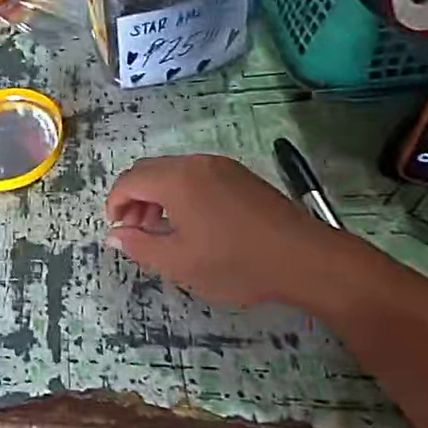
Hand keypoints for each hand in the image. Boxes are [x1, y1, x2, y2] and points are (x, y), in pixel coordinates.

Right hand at [103, 154, 360, 307]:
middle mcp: (195, 163)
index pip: (127, 182)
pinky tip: (192, 222)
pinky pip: (195, 176)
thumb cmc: (238, 263)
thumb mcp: (180, 263)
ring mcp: (221, 167)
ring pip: (171, 172)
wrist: (312, 262)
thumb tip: (115, 235)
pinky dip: (180, 192)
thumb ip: (139, 246)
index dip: (114, 205)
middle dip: (133, 198)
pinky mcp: (241, 176)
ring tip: (163, 229)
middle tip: (136, 230)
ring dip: (156, 195)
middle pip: (147, 171)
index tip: (117, 230)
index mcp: (175, 179)